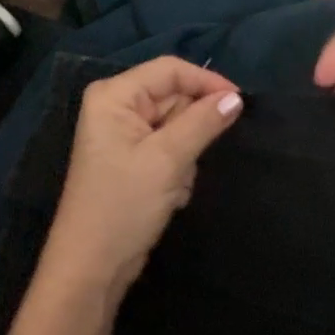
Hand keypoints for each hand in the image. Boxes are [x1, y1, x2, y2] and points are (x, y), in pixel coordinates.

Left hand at [44, 57, 243, 294]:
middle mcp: (115, 107)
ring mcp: (123, 135)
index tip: (241, 102)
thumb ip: (203, 122)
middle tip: (189, 163)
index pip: (169, 70)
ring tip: (172, 185)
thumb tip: (236, 97)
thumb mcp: (168, 159)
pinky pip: (169, 150)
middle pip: (173, 98)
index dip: (206, 81)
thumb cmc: (124, 205)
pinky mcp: (132, 161)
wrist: (92, 265)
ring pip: (176, 127)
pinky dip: (177, 171)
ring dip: (185, 157)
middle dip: (191, 131)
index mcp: (114, 95)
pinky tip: (168, 196)